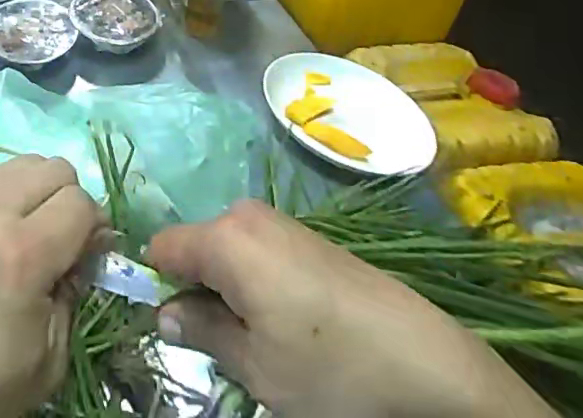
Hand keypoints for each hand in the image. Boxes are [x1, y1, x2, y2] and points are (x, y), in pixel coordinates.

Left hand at [0, 156, 105, 417]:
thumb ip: (78, 284)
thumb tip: (91, 241)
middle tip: (59, 241)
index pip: (82, 203)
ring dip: (40, 191)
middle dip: (69, 202)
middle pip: (58, 169)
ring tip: (28, 230)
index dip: (95, 228)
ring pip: (29, 161)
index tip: (88, 254)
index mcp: (20, 254)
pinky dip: (10, 192)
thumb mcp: (51, 353)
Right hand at [147, 200, 555, 417]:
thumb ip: (202, 332)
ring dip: (227, 287)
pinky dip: (254, 279)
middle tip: (223, 341)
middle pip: (196, 247)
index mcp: (225, 238)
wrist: (425, 359)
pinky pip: (255, 249)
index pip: (162, 248)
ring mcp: (278, 221)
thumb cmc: (329, 367)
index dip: (157, 284)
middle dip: (197, 288)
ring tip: (261, 335)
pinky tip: (288, 319)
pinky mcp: (306, 232)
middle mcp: (246, 215)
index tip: (170, 324)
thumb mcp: (256, 366)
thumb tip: (166, 313)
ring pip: (226, 249)